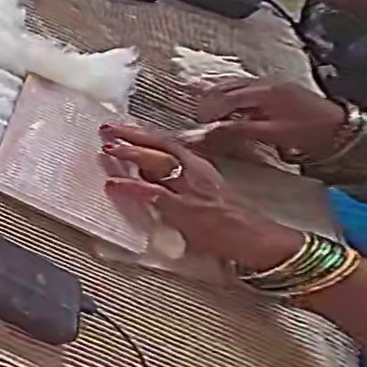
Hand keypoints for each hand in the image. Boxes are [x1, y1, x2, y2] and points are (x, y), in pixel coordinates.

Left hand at [99, 124, 301, 271]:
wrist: (259, 239)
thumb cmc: (229, 220)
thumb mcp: (201, 192)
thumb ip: (174, 183)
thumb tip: (145, 177)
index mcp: (198, 167)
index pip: (167, 144)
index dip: (143, 133)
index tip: (121, 126)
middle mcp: (194, 172)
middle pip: (160, 146)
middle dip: (132, 135)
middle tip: (108, 129)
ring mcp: (189, 189)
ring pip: (157, 164)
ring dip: (131, 154)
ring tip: (108, 149)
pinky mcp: (185, 209)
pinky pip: (153, 194)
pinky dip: (131, 187)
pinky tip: (113, 184)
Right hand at [196, 82, 347, 161]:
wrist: (344, 130)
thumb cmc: (308, 132)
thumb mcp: (271, 134)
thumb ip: (237, 130)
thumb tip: (205, 132)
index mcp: (264, 92)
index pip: (225, 97)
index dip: (209, 110)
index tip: (199, 124)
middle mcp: (267, 84)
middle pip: (228, 87)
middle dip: (210, 102)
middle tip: (202, 119)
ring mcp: (273, 85)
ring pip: (236, 86)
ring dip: (220, 98)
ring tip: (213, 115)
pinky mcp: (278, 91)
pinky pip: (246, 89)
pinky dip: (233, 97)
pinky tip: (231, 110)